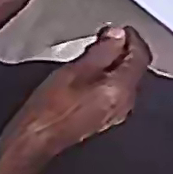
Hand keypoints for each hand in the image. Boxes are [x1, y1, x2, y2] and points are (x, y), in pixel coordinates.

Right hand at [0, 26, 151, 173]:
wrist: (31, 144)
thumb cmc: (47, 109)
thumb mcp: (74, 71)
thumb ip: (101, 51)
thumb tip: (117, 35)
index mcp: (123, 89)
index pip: (141, 57)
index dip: (133, 39)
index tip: (123, 29)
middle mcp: (128, 101)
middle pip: (136, 68)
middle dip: (126, 50)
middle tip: (110, 37)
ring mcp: (119, 111)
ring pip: (127, 79)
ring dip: (118, 64)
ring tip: (101, 51)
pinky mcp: (107, 117)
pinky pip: (118, 90)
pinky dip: (111, 77)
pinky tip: (96, 72)